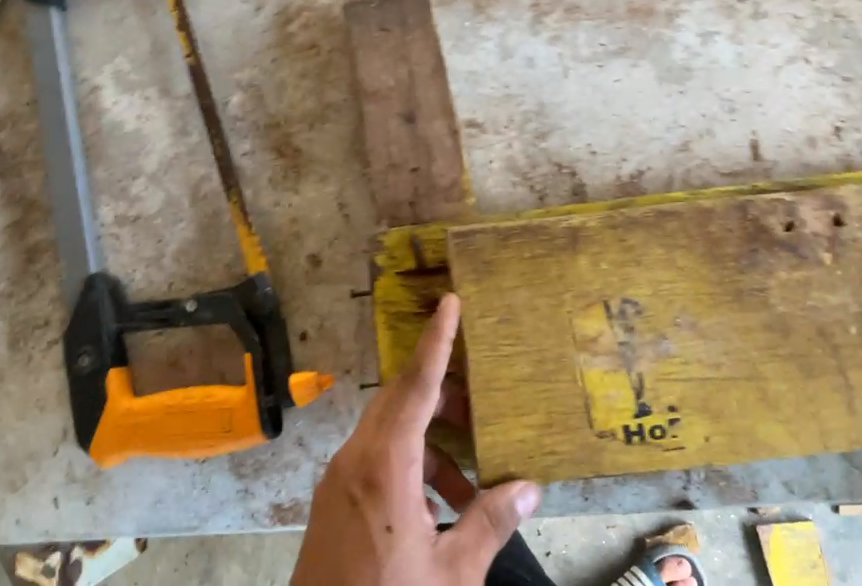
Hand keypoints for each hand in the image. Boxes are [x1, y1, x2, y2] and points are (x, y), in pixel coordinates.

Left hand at [291, 294, 541, 585]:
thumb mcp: (451, 572)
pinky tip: (441, 515)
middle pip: (403, 405)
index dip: (437, 341)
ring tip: (474, 491)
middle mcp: (355, 460)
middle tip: (485, 409)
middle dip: (446, 402)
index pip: (416, 386)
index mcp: (383, 466)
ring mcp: (339, 481)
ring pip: (391, 438)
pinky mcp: (332, 503)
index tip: (450, 301)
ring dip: (433, 450)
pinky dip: (412, 473)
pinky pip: (377, 465)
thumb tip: (528, 486)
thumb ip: (489, 522)